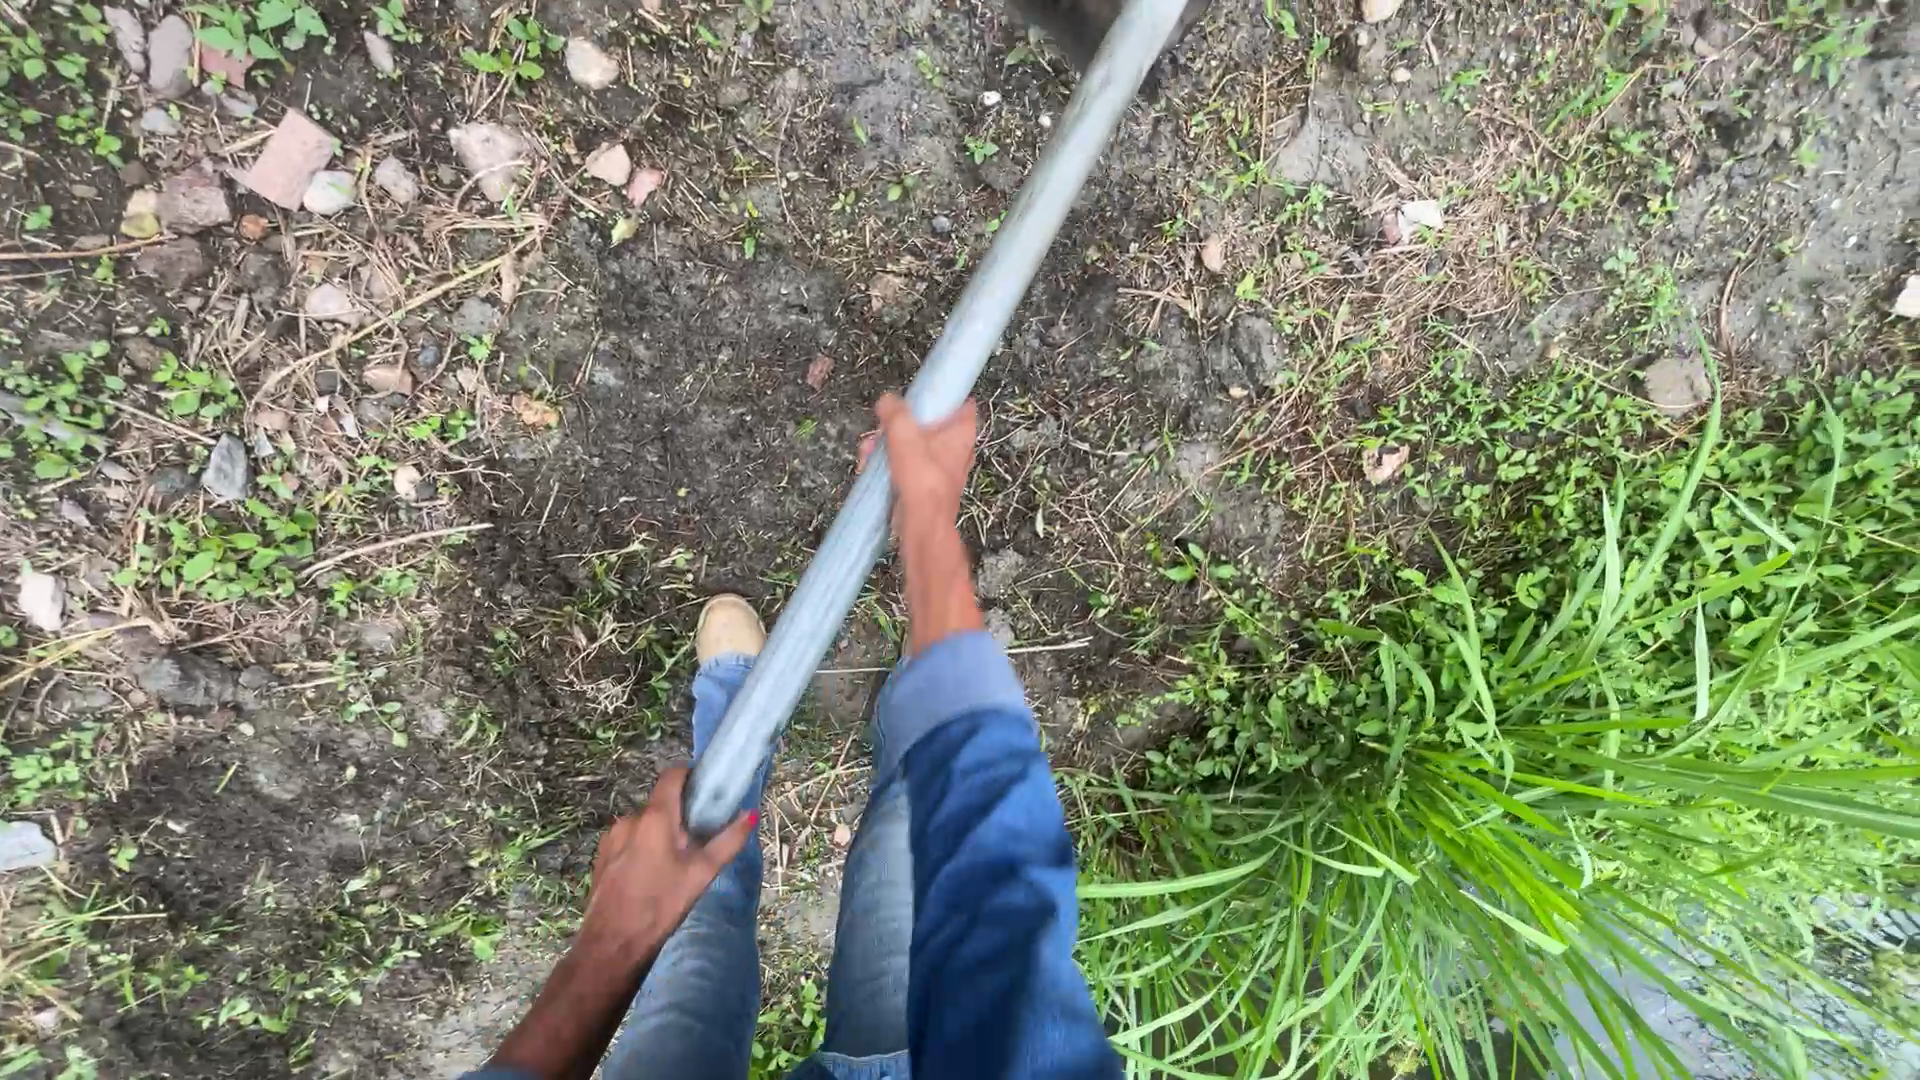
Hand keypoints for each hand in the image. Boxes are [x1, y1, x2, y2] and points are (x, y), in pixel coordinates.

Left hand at [579, 766, 756, 962]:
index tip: (707, 789)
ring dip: (660, 832)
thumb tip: (751, 814)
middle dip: (679, 813)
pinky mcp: (602, 857)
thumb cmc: (662, 903)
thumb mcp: (703, 872)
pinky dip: (643, 846)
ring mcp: (612, 838)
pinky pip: (629, 839)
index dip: (690, 775)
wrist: (612, 945)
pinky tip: (650, 874)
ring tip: (674, 861)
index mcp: (656, 816)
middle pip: (661, 802)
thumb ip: (729, 839)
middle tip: (697, 838)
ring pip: (644, 823)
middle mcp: (631, 819)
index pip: (672, 775)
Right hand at [861, 394, 977, 536]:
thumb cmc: (922, 478)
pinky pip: (909, 466)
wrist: (922, 523)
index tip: (921, 395)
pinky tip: (871, 468)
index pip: (962, 403)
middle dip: (900, 426)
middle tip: (882, 430)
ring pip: (914, 446)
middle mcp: (958, 449)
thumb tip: (887, 400)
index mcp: (962, 432)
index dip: (942, 396)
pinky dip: (892, 464)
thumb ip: (894, 412)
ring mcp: (943, 469)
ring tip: (870, 452)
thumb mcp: (903, 433)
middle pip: (929, 425)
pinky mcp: (928, 485)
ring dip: (889, 446)